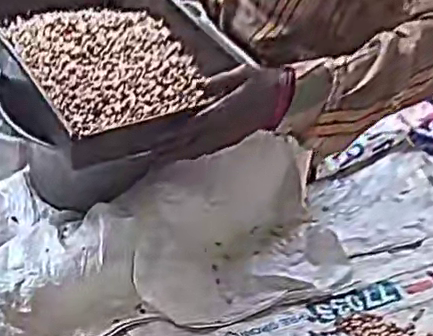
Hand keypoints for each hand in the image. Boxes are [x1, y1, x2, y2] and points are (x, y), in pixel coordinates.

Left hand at [152, 64, 294, 162]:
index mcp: (215, 116)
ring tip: (155, 163)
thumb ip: (216, 84)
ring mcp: (220, 143)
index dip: (166, 140)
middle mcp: (215, 134)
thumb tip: (198, 88)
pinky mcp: (225, 146)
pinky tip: (178, 160)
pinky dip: (187, 158)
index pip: (183, 132)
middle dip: (163, 154)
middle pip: (182, 148)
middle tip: (145, 159)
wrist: (287, 100)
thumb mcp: (239, 76)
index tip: (150, 145)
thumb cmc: (264, 84)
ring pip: (190, 154)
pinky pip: (202, 154)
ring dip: (172, 158)